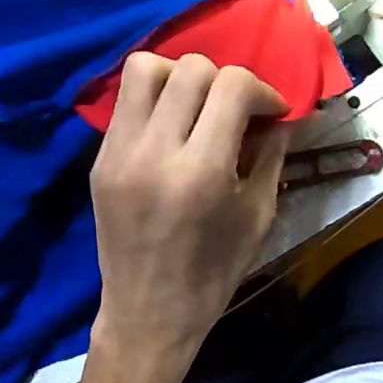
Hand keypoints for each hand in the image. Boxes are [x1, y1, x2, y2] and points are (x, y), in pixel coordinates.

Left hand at [90, 53, 290, 382]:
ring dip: (181, 77)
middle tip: (236, 112)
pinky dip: (155, 100)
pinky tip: (172, 128)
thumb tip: (282, 116)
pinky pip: (126, 101)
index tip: (272, 112)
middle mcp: (155, 153)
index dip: (261, 90)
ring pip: (145, 69)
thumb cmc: (214, 273)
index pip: (231, 87)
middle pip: (191, 68)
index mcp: (201, 173)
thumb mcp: (257, 216)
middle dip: (225, 81)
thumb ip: (271, 156)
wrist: (149, 313)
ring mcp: (118, 153)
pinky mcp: (99, 160)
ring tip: (197, 108)